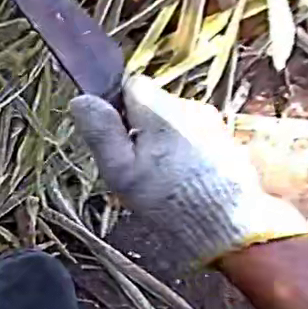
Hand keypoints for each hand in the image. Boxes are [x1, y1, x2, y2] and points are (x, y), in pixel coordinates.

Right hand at [68, 76, 307, 266]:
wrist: (226, 223)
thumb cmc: (165, 196)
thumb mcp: (120, 169)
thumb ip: (101, 132)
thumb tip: (81, 99)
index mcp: (159, 110)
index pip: (130, 85)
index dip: (114, 106)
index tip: (112, 136)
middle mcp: (189, 107)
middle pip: (150, 105)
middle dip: (136, 127)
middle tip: (130, 164)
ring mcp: (211, 123)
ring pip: (170, 121)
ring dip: (157, 141)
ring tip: (155, 175)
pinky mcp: (224, 140)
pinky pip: (189, 135)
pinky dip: (178, 151)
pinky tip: (177, 178)